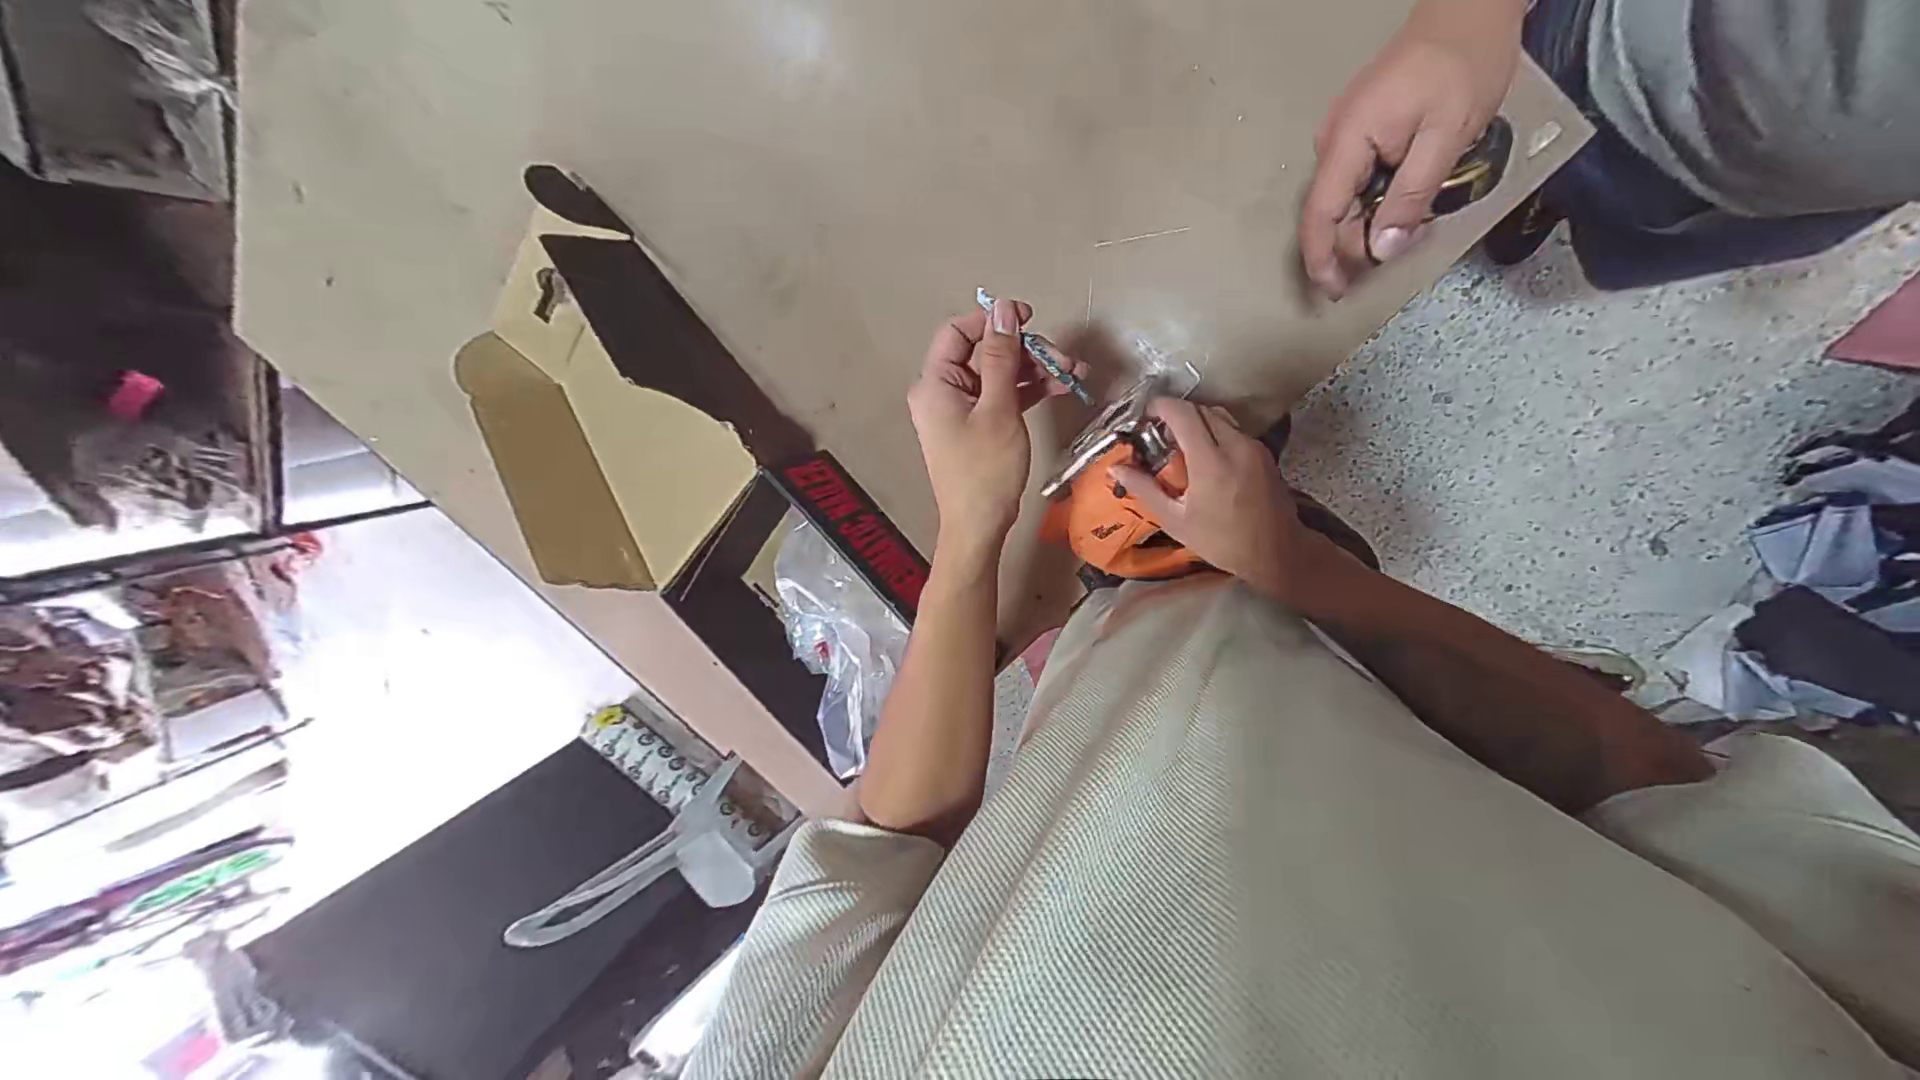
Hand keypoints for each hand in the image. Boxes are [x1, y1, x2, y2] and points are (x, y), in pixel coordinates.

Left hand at [908, 298, 1087, 556]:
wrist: (979, 525)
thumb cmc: (985, 471)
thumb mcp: (998, 407)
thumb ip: (1001, 356)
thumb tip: (1004, 310)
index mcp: (935, 383)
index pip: (959, 332)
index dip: (994, 321)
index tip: (1030, 320)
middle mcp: (942, 391)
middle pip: (983, 352)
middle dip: (1026, 351)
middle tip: (1062, 359)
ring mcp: (959, 409)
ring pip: (998, 374)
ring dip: (1034, 371)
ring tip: (1072, 374)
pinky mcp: (976, 425)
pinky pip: (1001, 396)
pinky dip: (1027, 391)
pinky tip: (1059, 388)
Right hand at [1108, 399, 1302, 595]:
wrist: (1276, 552)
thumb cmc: (1221, 541)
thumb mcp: (1175, 520)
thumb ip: (1145, 489)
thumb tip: (1116, 469)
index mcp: (1210, 461)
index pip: (1184, 414)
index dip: (1162, 406)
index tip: (1145, 414)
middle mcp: (1235, 445)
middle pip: (1202, 410)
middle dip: (1177, 413)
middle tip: (1158, 432)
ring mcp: (1254, 447)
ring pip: (1220, 417)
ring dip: (1196, 421)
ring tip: (1179, 443)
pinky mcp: (1264, 454)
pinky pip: (1234, 430)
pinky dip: (1214, 432)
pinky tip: (1204, 455)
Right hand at [1300, 0, 1523, 298]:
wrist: (1469, 6)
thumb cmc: (1463, 61)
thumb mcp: (1447, 134)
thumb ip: (1412, 195)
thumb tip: (1383, 249)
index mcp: (1346, 143)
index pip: (1319, 217)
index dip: (1321, 260)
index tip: (1333, 291)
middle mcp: (1331, 145)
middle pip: (1330, 215)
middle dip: (1352, 246)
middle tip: (1390, 260)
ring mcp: (1340, 140)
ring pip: (1342, 202)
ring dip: (1366, 226)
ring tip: (1403, 233)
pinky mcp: (1354, 136)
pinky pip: (1354, 184)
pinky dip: (1372, 204)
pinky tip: (1397, 207)